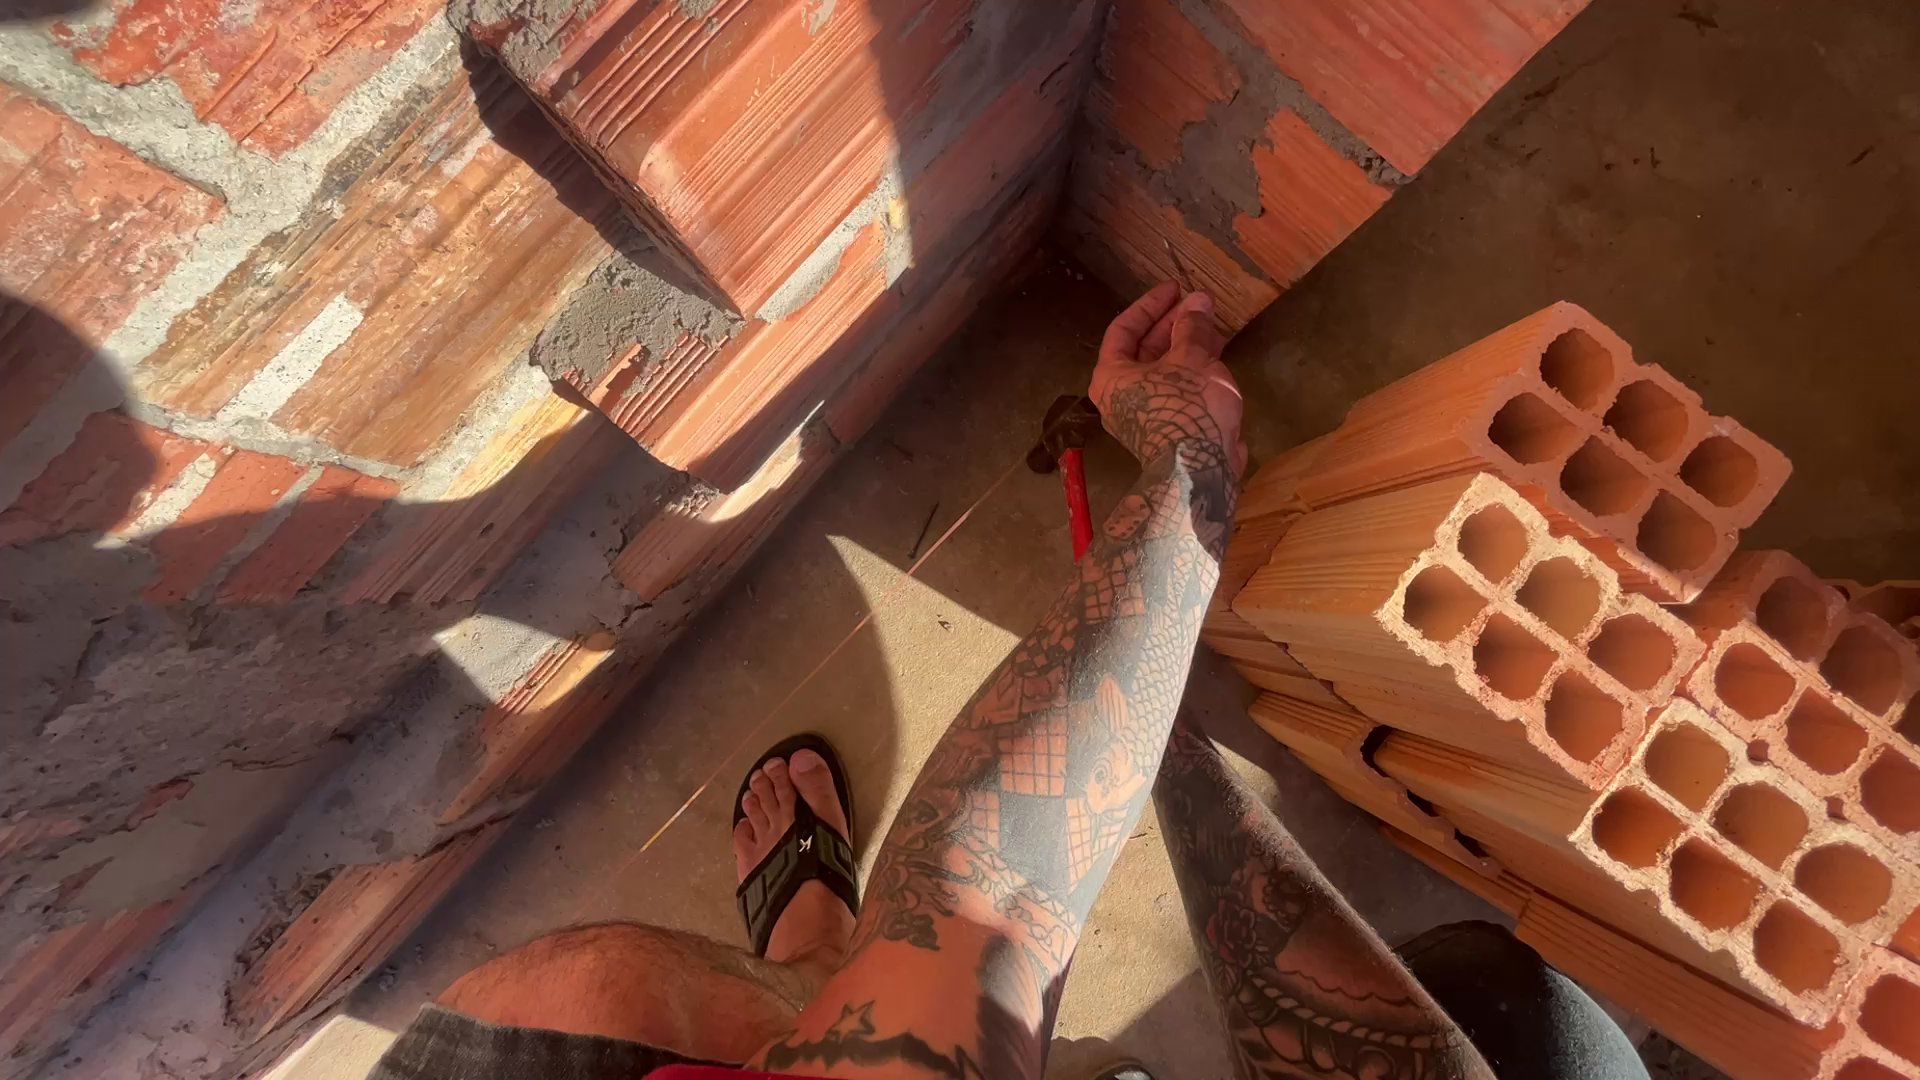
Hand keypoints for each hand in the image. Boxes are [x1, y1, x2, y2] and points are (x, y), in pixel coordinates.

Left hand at [1089, 283, 1246, 477]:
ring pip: (1161, 369)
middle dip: (1173, 323)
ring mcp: (1141, 414)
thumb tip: (1197, 303)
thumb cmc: (1186, 407)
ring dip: (1186, 344)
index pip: (1123, 329)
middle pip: (1142, 349)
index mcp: (1111, 375)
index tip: (1175, 288)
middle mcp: (1119, 395)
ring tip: (1213, 325)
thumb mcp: (1191, 357)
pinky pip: (1174, 388)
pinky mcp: (1165, 428)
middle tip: (1200, 304)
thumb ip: (1192, 326)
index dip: (1150, 305)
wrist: (1197, 469)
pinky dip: (1191, 369)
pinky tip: (1215, 356)